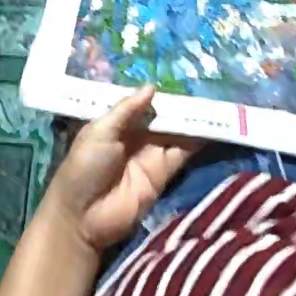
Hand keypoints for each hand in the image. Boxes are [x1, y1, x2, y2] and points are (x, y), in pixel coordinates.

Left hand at [40, 86, 201, 252]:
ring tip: (212, 104)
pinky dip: (195, 143)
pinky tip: (209, 127)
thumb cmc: (84, 166)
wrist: (82, 217)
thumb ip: (127, 110)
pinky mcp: (163, 175)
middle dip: (180, 107)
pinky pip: (181, 155)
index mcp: (119, 123)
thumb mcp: (101, 131)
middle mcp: (138, 137)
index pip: (143, 105)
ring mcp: (151, 156)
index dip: (160, 95)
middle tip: (204, 89)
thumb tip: (152, 87)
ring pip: (175, 134)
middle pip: (162, 118)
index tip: (180, 78)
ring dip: (191, 122)